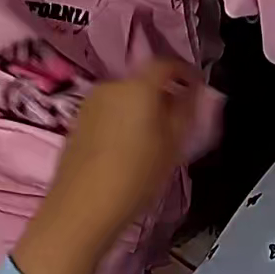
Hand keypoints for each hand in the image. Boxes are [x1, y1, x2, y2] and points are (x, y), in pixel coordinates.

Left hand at [13, 59, 203, 273]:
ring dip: (142, 109)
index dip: (185, 72)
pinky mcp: (76, 122)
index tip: (198, 88)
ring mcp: (90, 103)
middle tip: (178, 121)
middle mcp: (112, 86)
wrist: (81, 210)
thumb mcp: (173, 146)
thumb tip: (197, 92)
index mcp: (139, 86)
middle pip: (144, 81)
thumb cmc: (135, 177)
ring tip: (154, 139)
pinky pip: (108, 112)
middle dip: (163, 95)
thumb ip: (188, 111)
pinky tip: (128, 149)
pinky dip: (122, 120)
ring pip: (125, 97)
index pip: (166, 64)